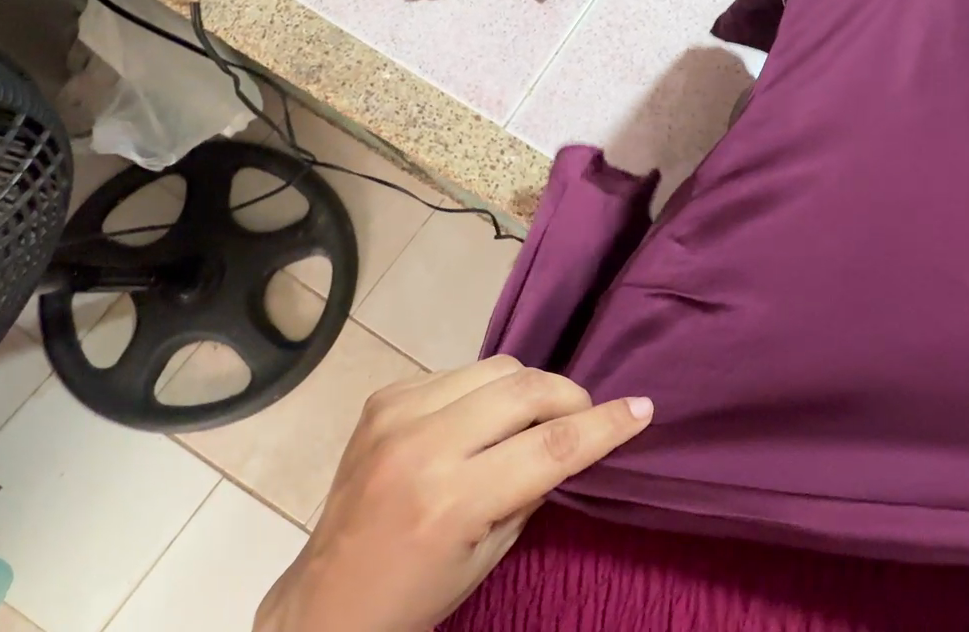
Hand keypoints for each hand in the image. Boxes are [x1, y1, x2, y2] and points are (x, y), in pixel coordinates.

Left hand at [255, 356, 652, 631]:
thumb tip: (574, 435)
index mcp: (453, 500)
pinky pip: (456, 373)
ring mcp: (397, 414)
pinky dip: (481, 392)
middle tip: (583, 415)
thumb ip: (534, 485)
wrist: (326, 601)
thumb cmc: (418, 593)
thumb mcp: (491, 552)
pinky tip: (475, 422)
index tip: (642, 407)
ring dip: (526, 389)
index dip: (605, 424)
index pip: (552, 445)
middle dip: (569, 396)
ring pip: (495, 368)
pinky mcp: (383, 398)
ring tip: (527, 420)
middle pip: (525, 389)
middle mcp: (423, 445)